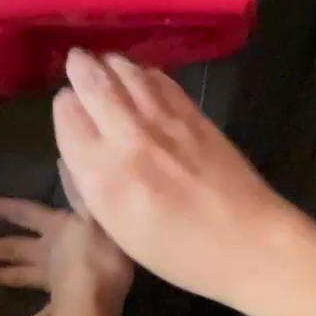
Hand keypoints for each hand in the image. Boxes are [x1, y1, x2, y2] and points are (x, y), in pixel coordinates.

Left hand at [0, 168, 133, 315]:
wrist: (101, 294)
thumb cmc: (102, 252)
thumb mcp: (96, 214)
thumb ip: (79, 190)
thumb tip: (62, 159)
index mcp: (56, 229)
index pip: (22, 213)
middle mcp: (48, 254)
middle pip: (11, 249)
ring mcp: (53, 282)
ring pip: (20, 277)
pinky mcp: (63, 306)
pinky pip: (46, 315)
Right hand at [50, 49, 313, 302]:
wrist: (250, 243)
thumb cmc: (182, 254)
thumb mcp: (121, 234)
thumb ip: (93, 189)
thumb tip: (79, 155)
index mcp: (102, 174)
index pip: (68, 116)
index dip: (65, 107)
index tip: (69, 106)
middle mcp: (128, 139)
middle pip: (94, 83)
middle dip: (82, 69)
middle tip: (79, 61)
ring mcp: (166, 123)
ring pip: (129, 73)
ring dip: (113, 64)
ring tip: (107, 62)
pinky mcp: (197, 116)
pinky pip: (163, 82)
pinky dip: (147, 74)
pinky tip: (144, 76)